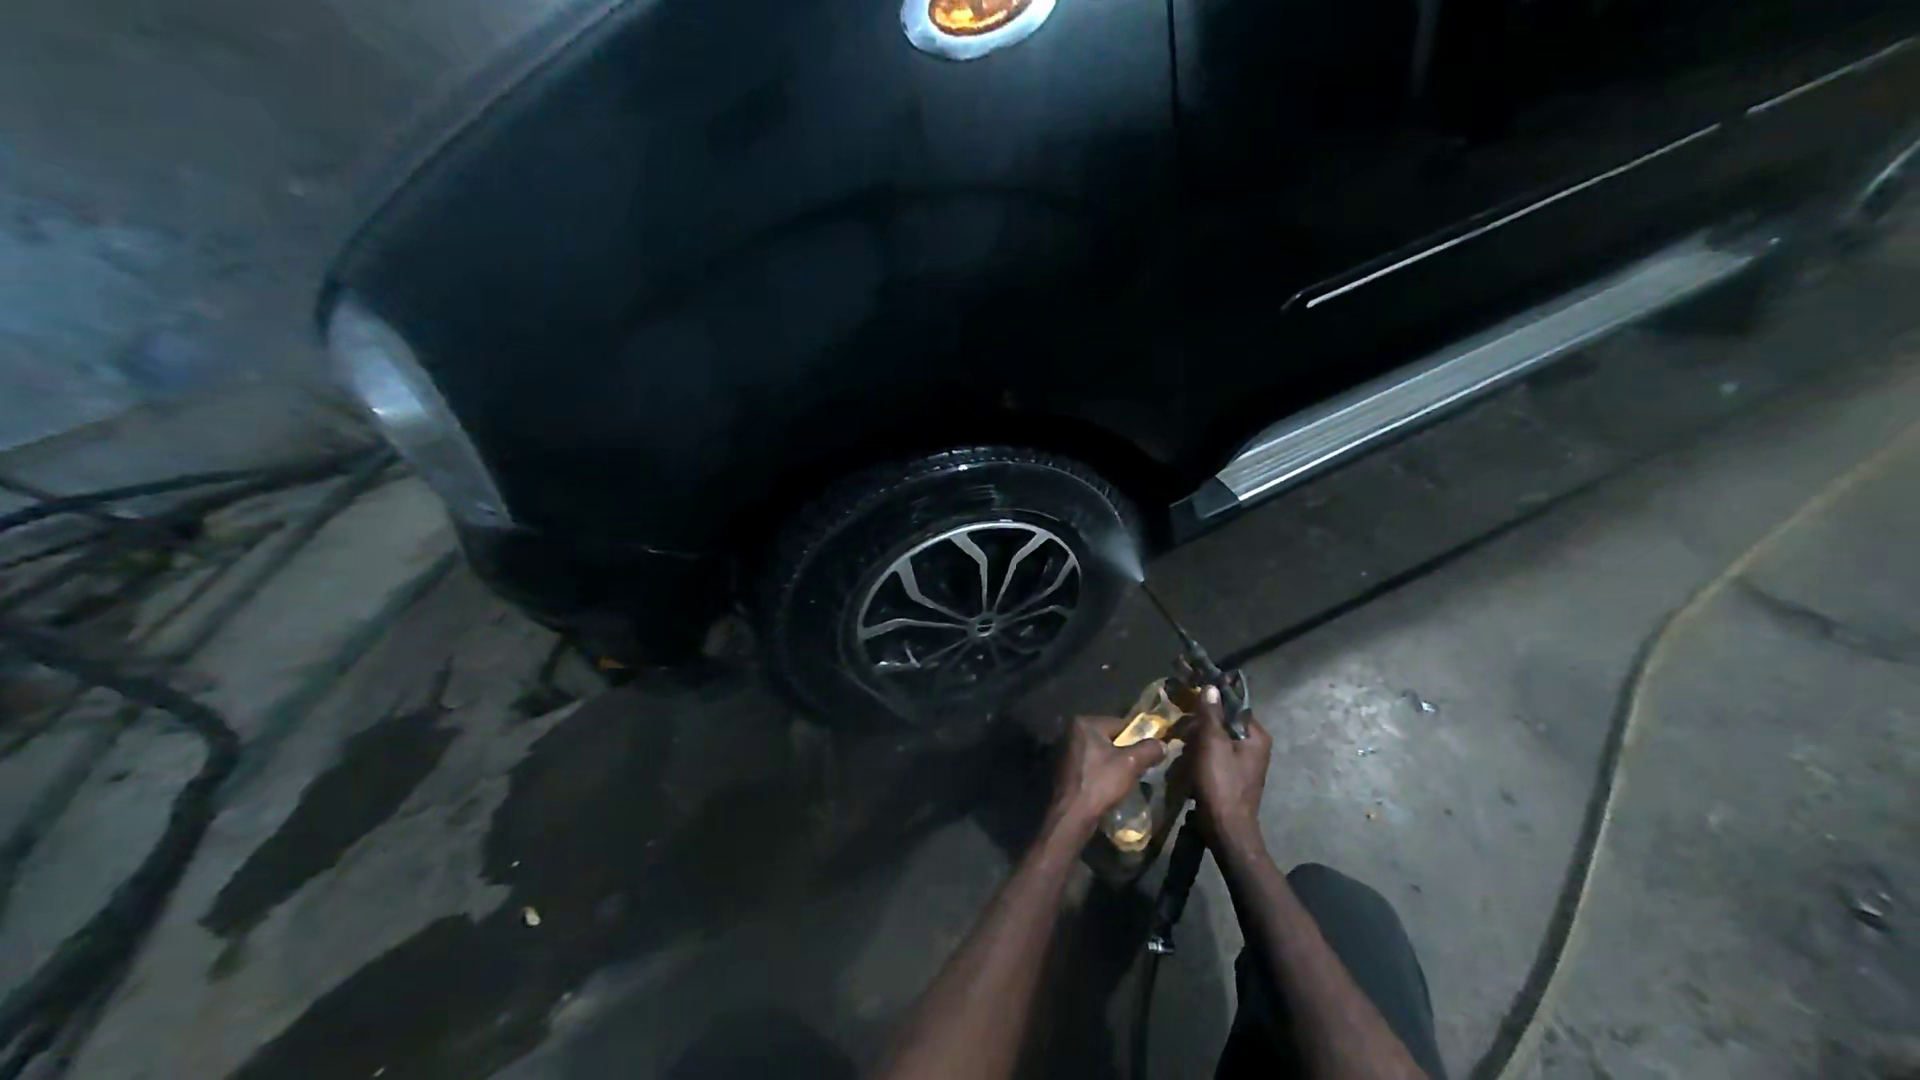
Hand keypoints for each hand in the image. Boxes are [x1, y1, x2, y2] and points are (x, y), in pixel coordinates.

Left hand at [1048, 717, 1165, 836]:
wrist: (1071, 814)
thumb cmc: (1100, 784)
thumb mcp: (1130, 764)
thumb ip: (1149, 749)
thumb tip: (1162, 744)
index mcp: (1084, 723)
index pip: (1120, 724)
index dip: (1138, 737)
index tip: (1150, 751)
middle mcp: (1071, 731)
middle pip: (1109, 737)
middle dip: (1125, 750)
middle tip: (1140, 766)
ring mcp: (1065, 749)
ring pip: (1100, 751)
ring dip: (1113, 761)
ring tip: (1126, 776)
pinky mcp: (1064, 766)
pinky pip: (1090, 763)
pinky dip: (1101, 770)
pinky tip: (1110, 783)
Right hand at [1191, 684, 1271, 848]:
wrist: (1226, 829)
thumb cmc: (1221, 783)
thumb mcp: (1212, 744)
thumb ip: (1211, 715)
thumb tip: (1211, 687)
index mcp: (1257, 736)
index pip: (1234, 706)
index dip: (1213, 700)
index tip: (1191, 697)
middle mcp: (1256, 747)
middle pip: (1225, 723)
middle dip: (1202, 723)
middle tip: (1181, 722)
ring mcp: (1245, 763)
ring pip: (1218, 739)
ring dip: (1199, 739)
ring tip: (1181, 740)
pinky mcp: (1233, 776)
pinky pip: (1216, 755)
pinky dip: (1202, 754)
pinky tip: (1186, 757)